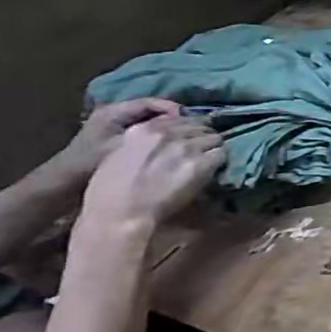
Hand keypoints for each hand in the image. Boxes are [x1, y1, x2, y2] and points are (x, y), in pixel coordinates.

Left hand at [47, 99, 182, 186]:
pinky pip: (145, 130)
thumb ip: (149, 138)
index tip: (192, 123)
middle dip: (174, 118)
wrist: (62, 183)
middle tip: (195, 130)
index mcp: (114, 111)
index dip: (174, 110)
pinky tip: (170, 147)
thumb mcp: (120, 149)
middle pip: (153, 109)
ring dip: (168, 128)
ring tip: (186, 138)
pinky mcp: (117, 136)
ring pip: (150, 119)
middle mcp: (115, 112)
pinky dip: (159, 136)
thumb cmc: (89, 165)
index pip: (152, 102)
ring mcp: (116, 124)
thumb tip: (181, 133)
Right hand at [78, 115, 222, 227]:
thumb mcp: (118, 153)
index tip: (188, 140)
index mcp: (145, 128)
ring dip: (212, 148)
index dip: (186, 130)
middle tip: (201, 150)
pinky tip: (212, 170)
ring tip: (208, 160)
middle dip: (201, 137)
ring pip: (214, 138)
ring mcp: (186, 147)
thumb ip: (140, 141)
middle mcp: (169, 133)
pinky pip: (220, 154)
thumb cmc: (110, 191)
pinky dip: (219, 161)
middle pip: (200, 126)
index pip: (180, 119)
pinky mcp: (200, 164)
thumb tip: (158, 140)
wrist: (121, 212)